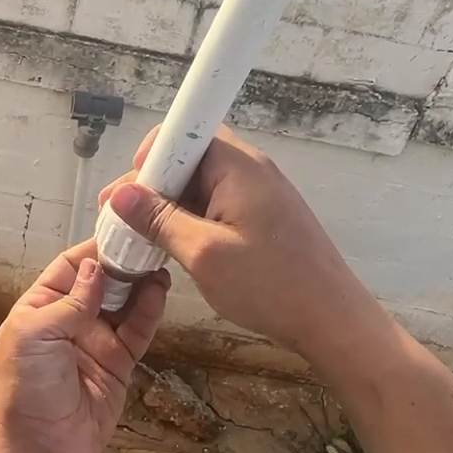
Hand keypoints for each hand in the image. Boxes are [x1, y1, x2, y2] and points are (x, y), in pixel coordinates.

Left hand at [0, 242, 168, 452]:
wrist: (40, 448)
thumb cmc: (26, 386)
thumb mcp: (35, 334)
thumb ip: (69, 301)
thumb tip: (96, 267)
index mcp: (41, 306)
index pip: (70, 266)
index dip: (94, 248)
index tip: (121, 227)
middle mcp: (70, 319)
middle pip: (102, 281)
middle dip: (123, 260)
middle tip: (150, 238)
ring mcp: (96, 340)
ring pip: (124, 303)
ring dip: (140, 281)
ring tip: (160, 258)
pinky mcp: (119, 363)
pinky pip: (138, 331)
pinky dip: (150, 310)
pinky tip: (161, 289)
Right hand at [100, 127, 378, 357]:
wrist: (332, 320)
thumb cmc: (269, 285)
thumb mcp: (203, 254)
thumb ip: (160, 220)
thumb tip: (120, 194)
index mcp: (239, 167)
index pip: (185, 132)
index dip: (151, 156)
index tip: (129, 193)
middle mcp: (250, 170)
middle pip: (190, 157)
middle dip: (152, 184)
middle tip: (120, 219)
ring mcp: (259, 193)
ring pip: (201, 184)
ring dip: (168, 205)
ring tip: (138, 236)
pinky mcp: (263, 217)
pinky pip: (216, 203)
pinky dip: (189, 218)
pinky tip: (171, 244)